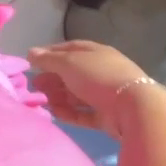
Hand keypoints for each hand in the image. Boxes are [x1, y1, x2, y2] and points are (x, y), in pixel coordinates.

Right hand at [28, 40, 160, 140]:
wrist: (134, 108)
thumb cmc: (98, 77)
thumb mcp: (67, 62)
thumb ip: (47, 59)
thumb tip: (30, 53)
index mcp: (97, 54)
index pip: (70, 49)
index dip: (50, 53)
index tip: (32, 61)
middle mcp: (102, 72)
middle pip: (71, 74)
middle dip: (51, 78)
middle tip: (34, 85)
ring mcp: (106, 95)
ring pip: (76, 94)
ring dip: (57, 96)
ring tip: (42, 100)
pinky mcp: (107, 116)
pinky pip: (83, 113)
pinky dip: (68, 113)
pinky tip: (55, 112)